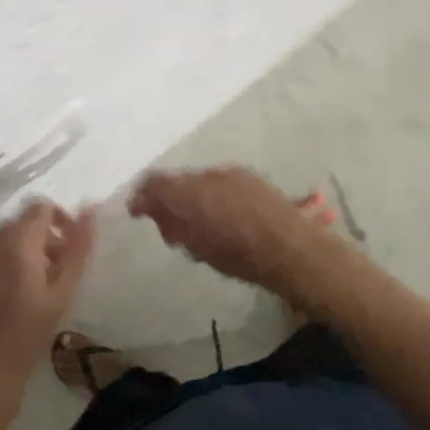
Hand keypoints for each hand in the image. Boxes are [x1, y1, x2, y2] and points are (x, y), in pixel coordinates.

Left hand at [0, 200, 96, 410]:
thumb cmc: (25, 338)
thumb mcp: (61, 295)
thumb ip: (78, 249)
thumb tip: (89, 210)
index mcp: (16, 241)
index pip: (41, 208)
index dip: (59, 223)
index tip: (67, 253)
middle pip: (18, 224)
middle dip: (38, 242)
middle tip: (50, 279)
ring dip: (14, 254)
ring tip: (23, 292)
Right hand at [129, 166, 334, 295]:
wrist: (291, 249)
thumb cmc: (239, 256)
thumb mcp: (197, 246)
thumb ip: (171, 224)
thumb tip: (152, 209)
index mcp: (189, 192)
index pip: (154, 184)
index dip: (142, 197)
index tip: (137, 212)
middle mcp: (208, 175)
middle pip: (178, 182)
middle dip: (171, 200)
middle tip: (173, 227)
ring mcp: (232, 174)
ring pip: (202, 182)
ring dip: (196, 198)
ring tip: (204, 224)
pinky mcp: (251, 178)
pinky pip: (222, 183)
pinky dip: (215, 197)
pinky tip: (225, 216)